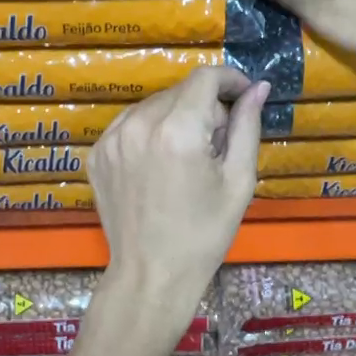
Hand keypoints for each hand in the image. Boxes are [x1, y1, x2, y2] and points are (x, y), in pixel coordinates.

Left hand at [86, 66, 270, 306]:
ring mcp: (112, 138)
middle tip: (219, 145)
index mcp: (179, 131)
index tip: (244, 95)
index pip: (205, 78)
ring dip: (177, 117)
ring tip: (187, 159)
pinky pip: (130, 124)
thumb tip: (258, 88)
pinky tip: (160, 166)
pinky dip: (150, 132)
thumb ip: (247, 126)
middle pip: (181, 91)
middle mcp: (140, 125)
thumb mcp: (238, 181)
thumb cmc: (204, 234)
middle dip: (206, 107)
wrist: (151, 277)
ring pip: (154, 105)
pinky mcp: (97, 153)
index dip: (230, 79)